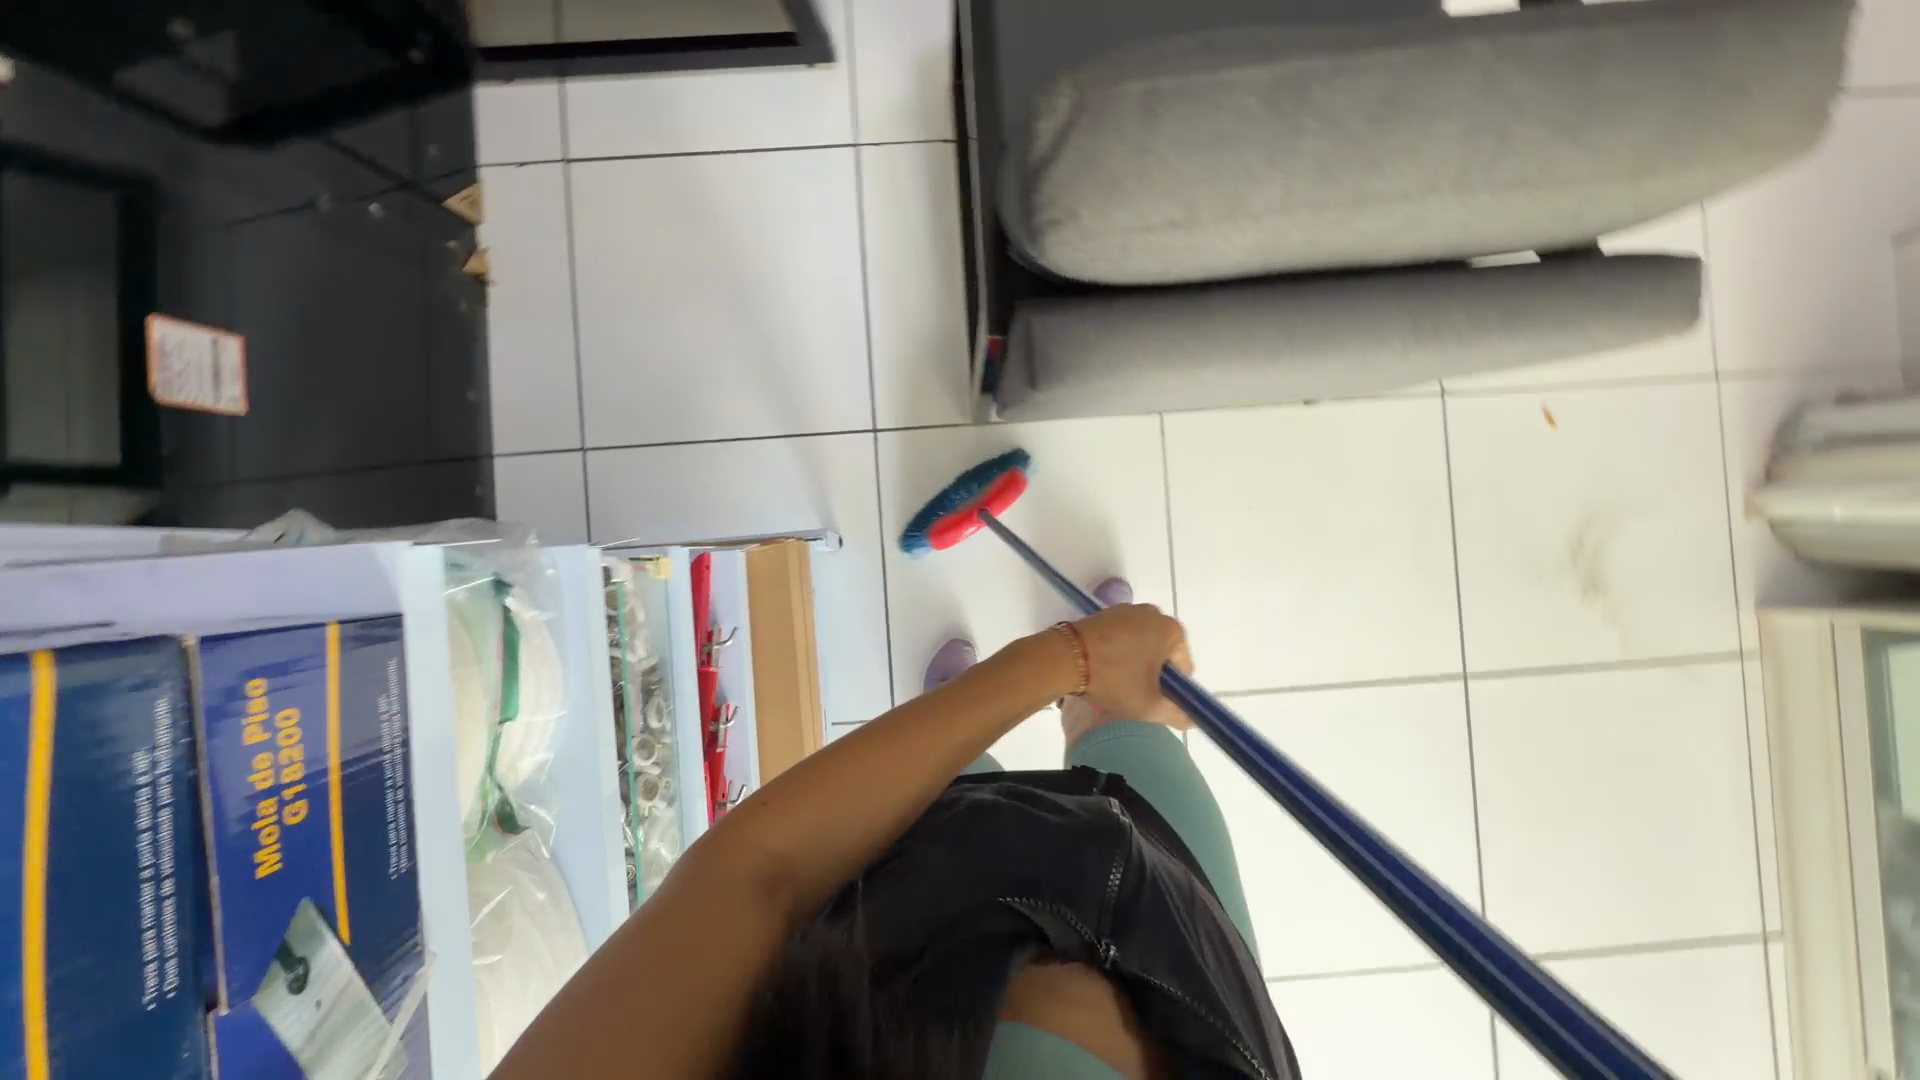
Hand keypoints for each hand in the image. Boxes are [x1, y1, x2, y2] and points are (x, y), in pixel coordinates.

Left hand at [1069, 604, 1193, 729]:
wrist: (1066, 657)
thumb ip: (1177, 714)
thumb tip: (1192, 720)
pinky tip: (1105, 666)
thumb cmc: (1114, 678)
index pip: (1183, 669)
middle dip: (1152, 675)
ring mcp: (1128, 610)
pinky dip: (1119, 652)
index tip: (1150, 698)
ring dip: (1135, 664)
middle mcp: (1154, 613)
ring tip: (1116, 680)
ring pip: (1142, 646)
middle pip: (1163, 655)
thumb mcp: (1150, 705)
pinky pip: (1123, 638)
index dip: (1171, 689)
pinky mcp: (1106, 613)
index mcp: (1172, 630)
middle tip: (1133, 691)